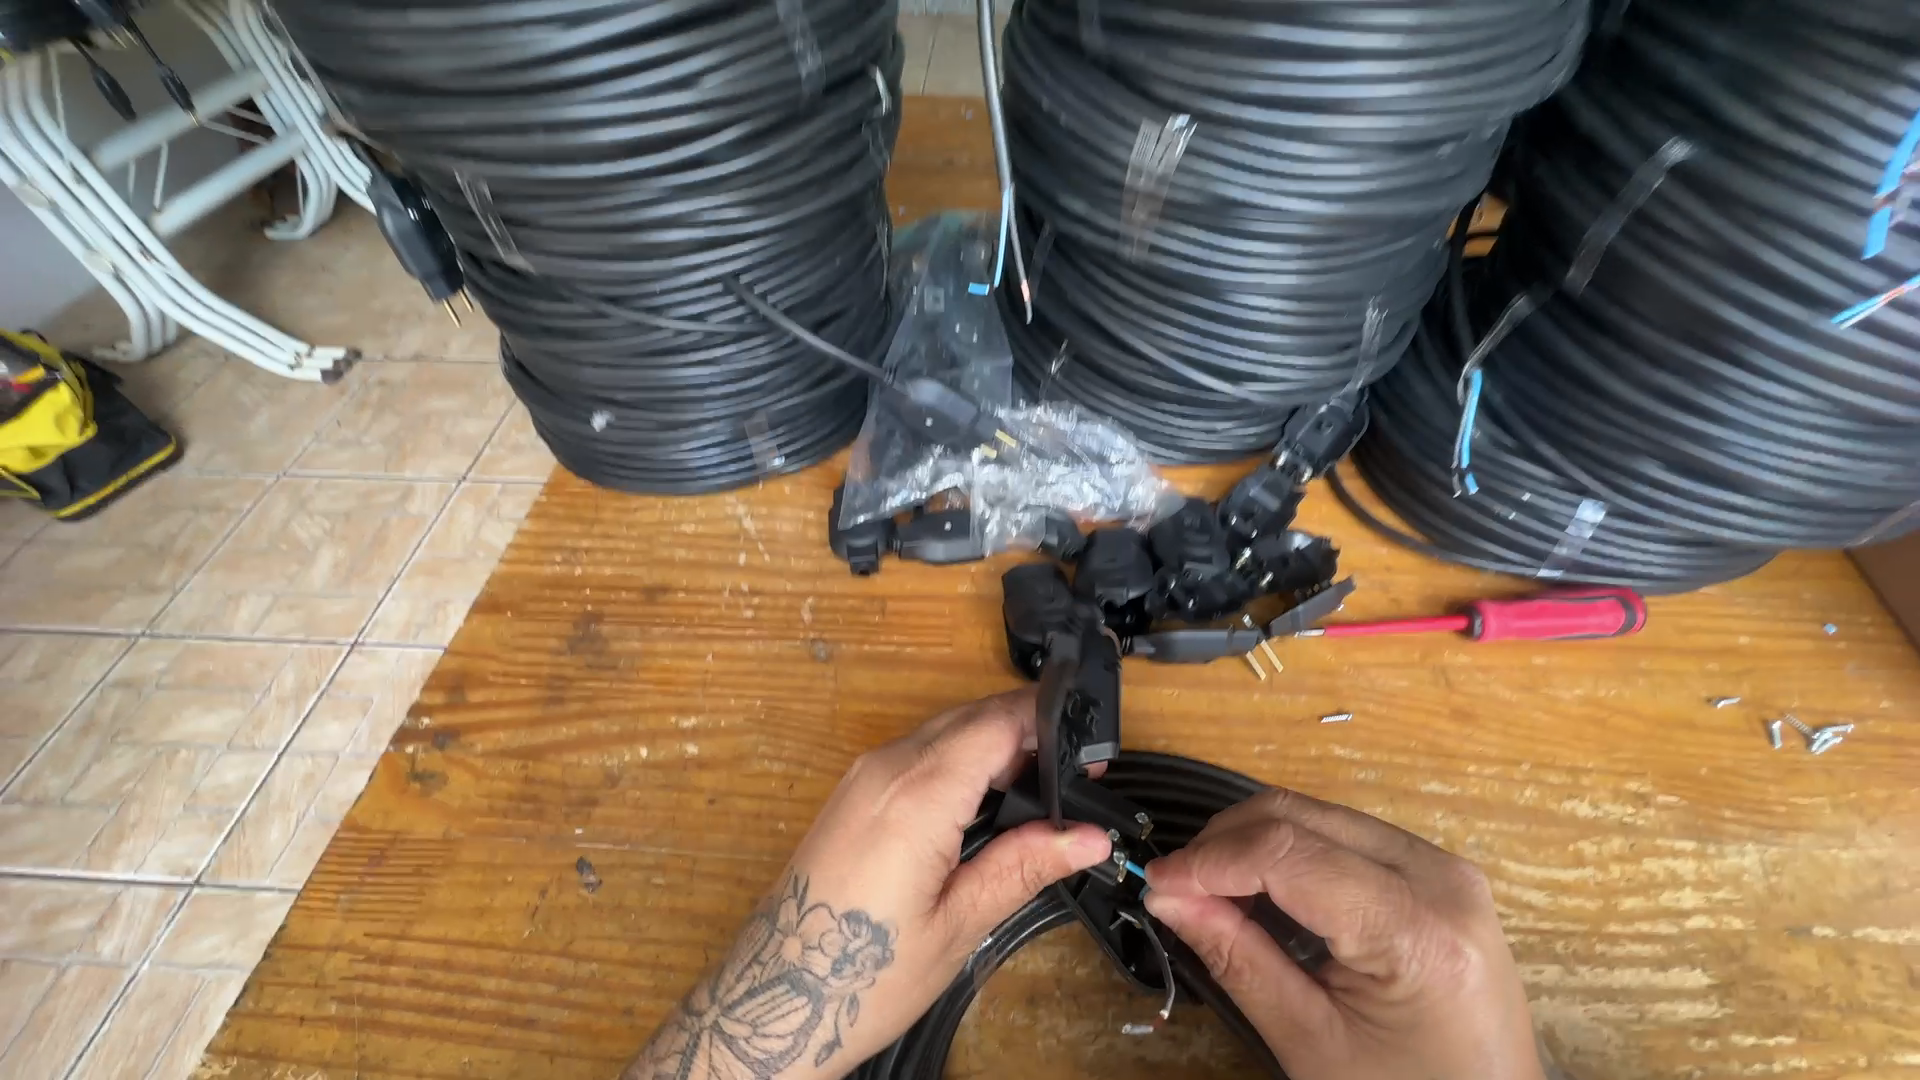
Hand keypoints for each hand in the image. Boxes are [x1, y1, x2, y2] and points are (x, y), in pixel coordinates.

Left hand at [626, 689, 1112, 1079]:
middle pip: (972, 715)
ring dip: (994, 741)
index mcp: (919, 794)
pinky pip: (920, 747)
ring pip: (946, 727)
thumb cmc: (866, 973)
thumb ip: (1024, 865)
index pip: (995, 722)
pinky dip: (960, 755)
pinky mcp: (855, 785)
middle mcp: (889, 765)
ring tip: (1037, 788)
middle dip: (1027, 729)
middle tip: (1073, 774)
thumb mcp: (958, 924)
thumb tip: (1090, 837)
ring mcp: (866, 771)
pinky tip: (982, 796)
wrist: (773, 994)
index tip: (1088, 754)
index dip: (1047, 725)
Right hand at [1144, 788, 1543, 1079]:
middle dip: (1223, 842)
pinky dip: (1282, 847)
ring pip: (1310, 811)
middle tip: (1178, 887)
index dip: (1208, 859)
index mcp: (1417, 929)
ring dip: (1248, 841)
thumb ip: (1234, 956)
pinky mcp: (1431, 866)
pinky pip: (1334, 829)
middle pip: (1296, 815)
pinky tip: (1259, 887)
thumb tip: (1164, 893)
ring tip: (1212, 890)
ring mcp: (1439, 863)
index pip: (1285, 852)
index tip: (1156, 881)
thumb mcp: (1309, 1042)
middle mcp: (1436, 874)